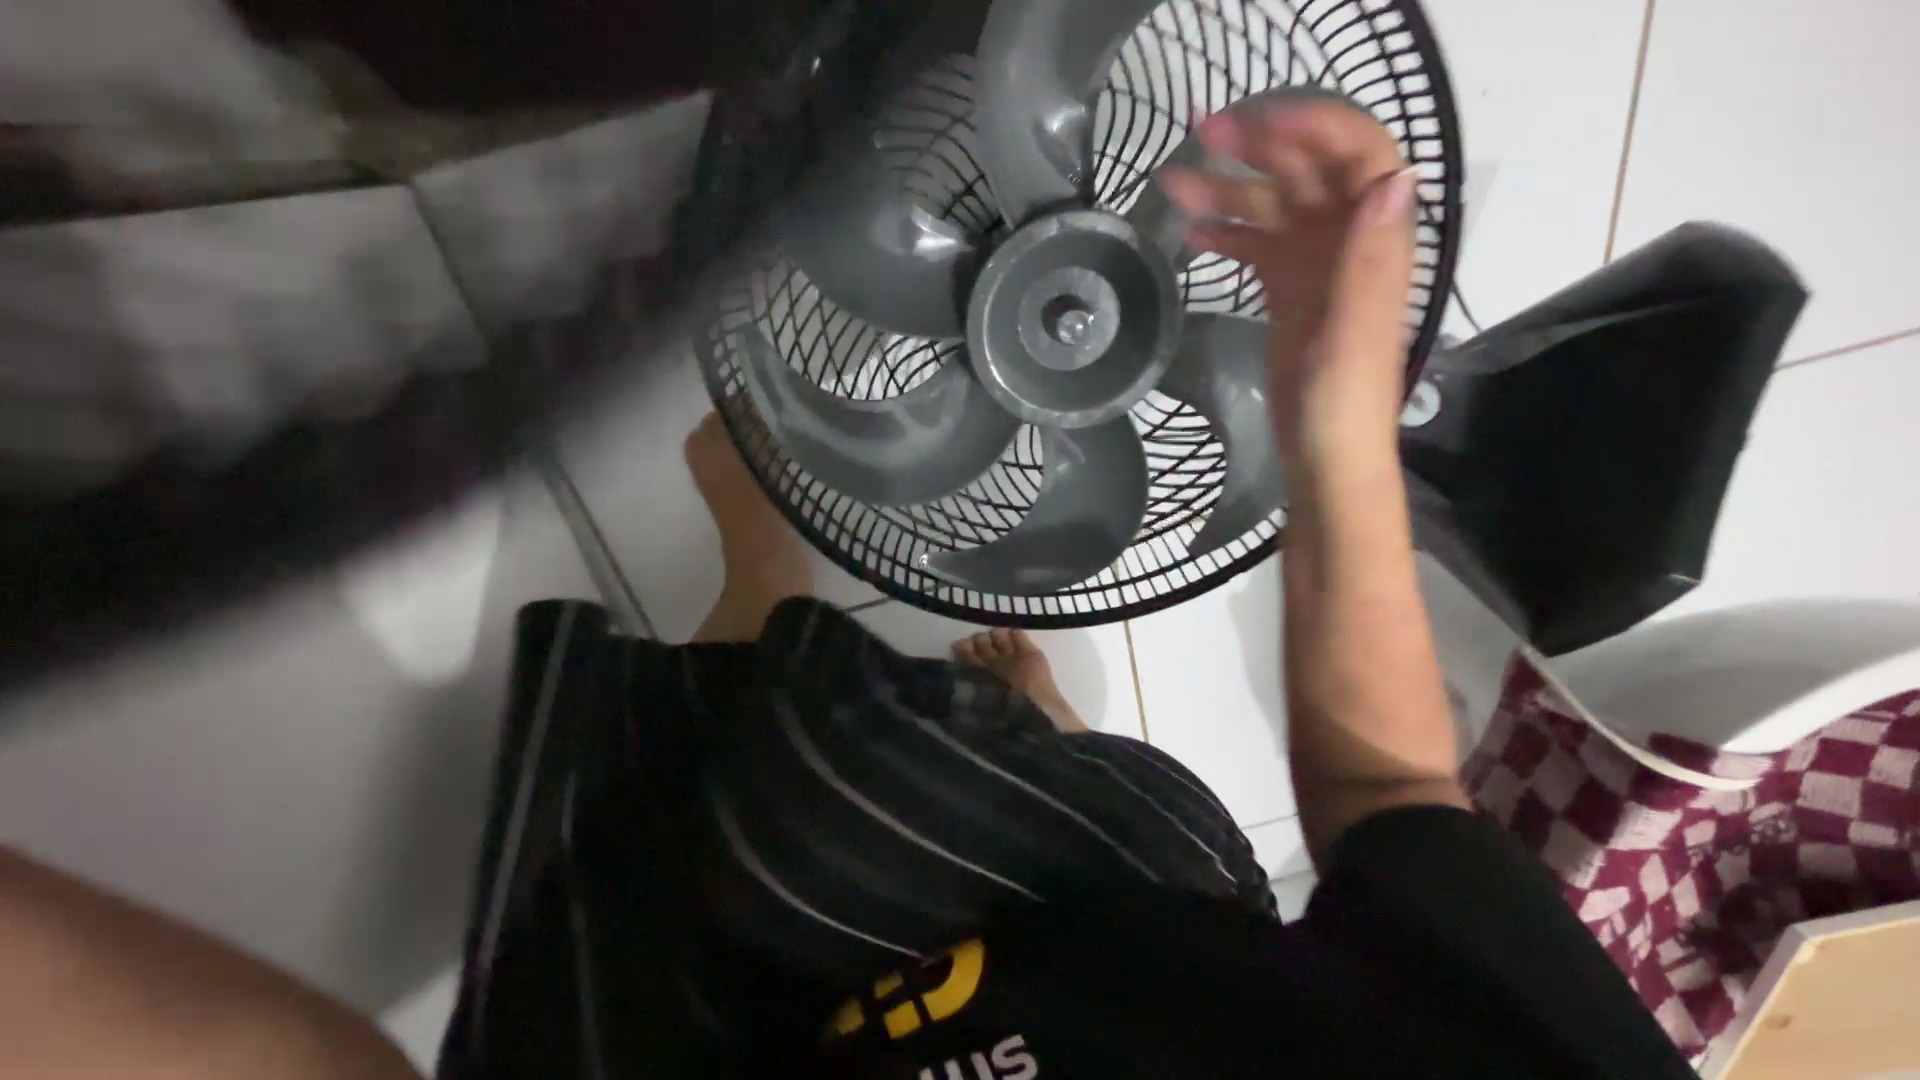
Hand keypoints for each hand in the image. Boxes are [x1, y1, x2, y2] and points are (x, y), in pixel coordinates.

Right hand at [1157, 100, 1416, 475]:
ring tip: (1173, 181)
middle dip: (1257, 147)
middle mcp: (1347, 245)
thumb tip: (1388, 178)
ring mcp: (1315, 270)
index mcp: (1373, 245)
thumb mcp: (1354, 333)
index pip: (1357, 157)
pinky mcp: (1288, 296)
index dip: (1314, 126)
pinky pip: (1257, 248)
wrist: (1326, 459)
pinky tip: (1190, 232)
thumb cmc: (1343, 404)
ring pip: (1273, 209)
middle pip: (1306, 174)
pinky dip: (1227, 234)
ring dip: (1229, 190)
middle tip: (1198, 135)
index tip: (1256, 119)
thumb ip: (1370, 260)